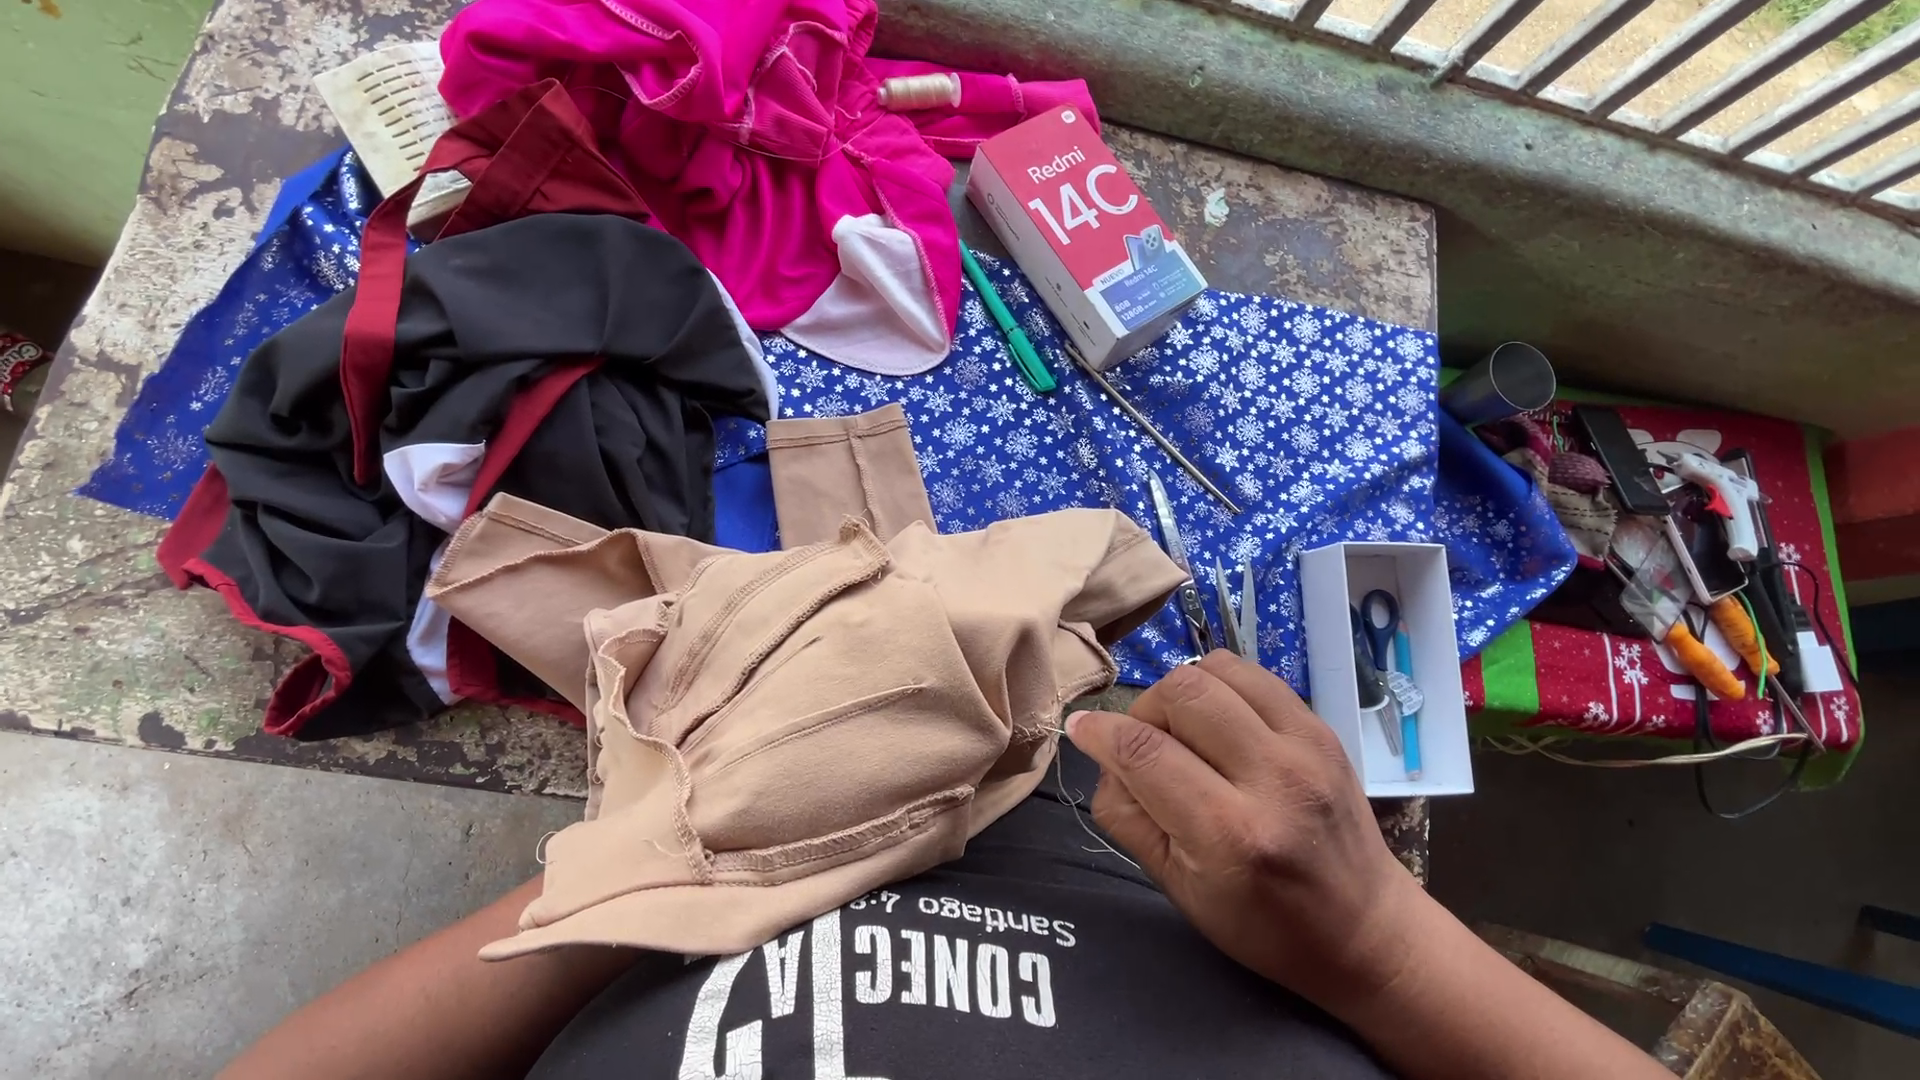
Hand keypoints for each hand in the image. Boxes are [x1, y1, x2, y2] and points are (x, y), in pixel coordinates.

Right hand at [1066, 651, 1422, 1014]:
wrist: (1367, 929)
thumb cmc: (1264, 925)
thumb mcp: (1179, 889)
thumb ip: (1128, 817)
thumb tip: (1102, 756)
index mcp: (1231, 835)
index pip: (1145, 753)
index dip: (1099, 733)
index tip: (1081, 730)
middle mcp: (1273, 778)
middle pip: (1180, 694)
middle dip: (1142, 711)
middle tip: (1144, 744)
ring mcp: (1306, 745)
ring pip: (1214, 670)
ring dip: (1179, 693)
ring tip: (1182, 732)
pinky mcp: (1322, 728)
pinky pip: (1251, 674)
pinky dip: (1217, 686)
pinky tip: (1217, 721)